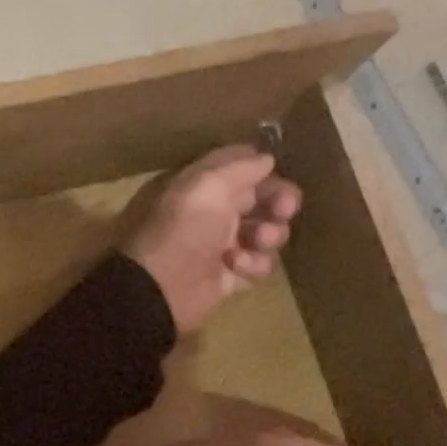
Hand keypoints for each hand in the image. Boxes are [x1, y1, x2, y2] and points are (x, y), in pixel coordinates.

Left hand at [124, 146, 300, 333]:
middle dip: (279, 202)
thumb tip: (266, 159)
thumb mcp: (207, 186)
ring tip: (255, 241)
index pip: (243, 168)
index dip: (264, 169)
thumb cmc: (185, 229)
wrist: (164, 286)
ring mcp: (225, 244)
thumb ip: (239, 168)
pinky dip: (254, 264)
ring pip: (268, 233)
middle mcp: (217, 212)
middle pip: (263, 199)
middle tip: (283, 210)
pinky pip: (260, 264)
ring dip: (269, 235)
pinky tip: (235, 266)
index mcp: (205, 187)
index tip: (276, 172)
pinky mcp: (231, 274)